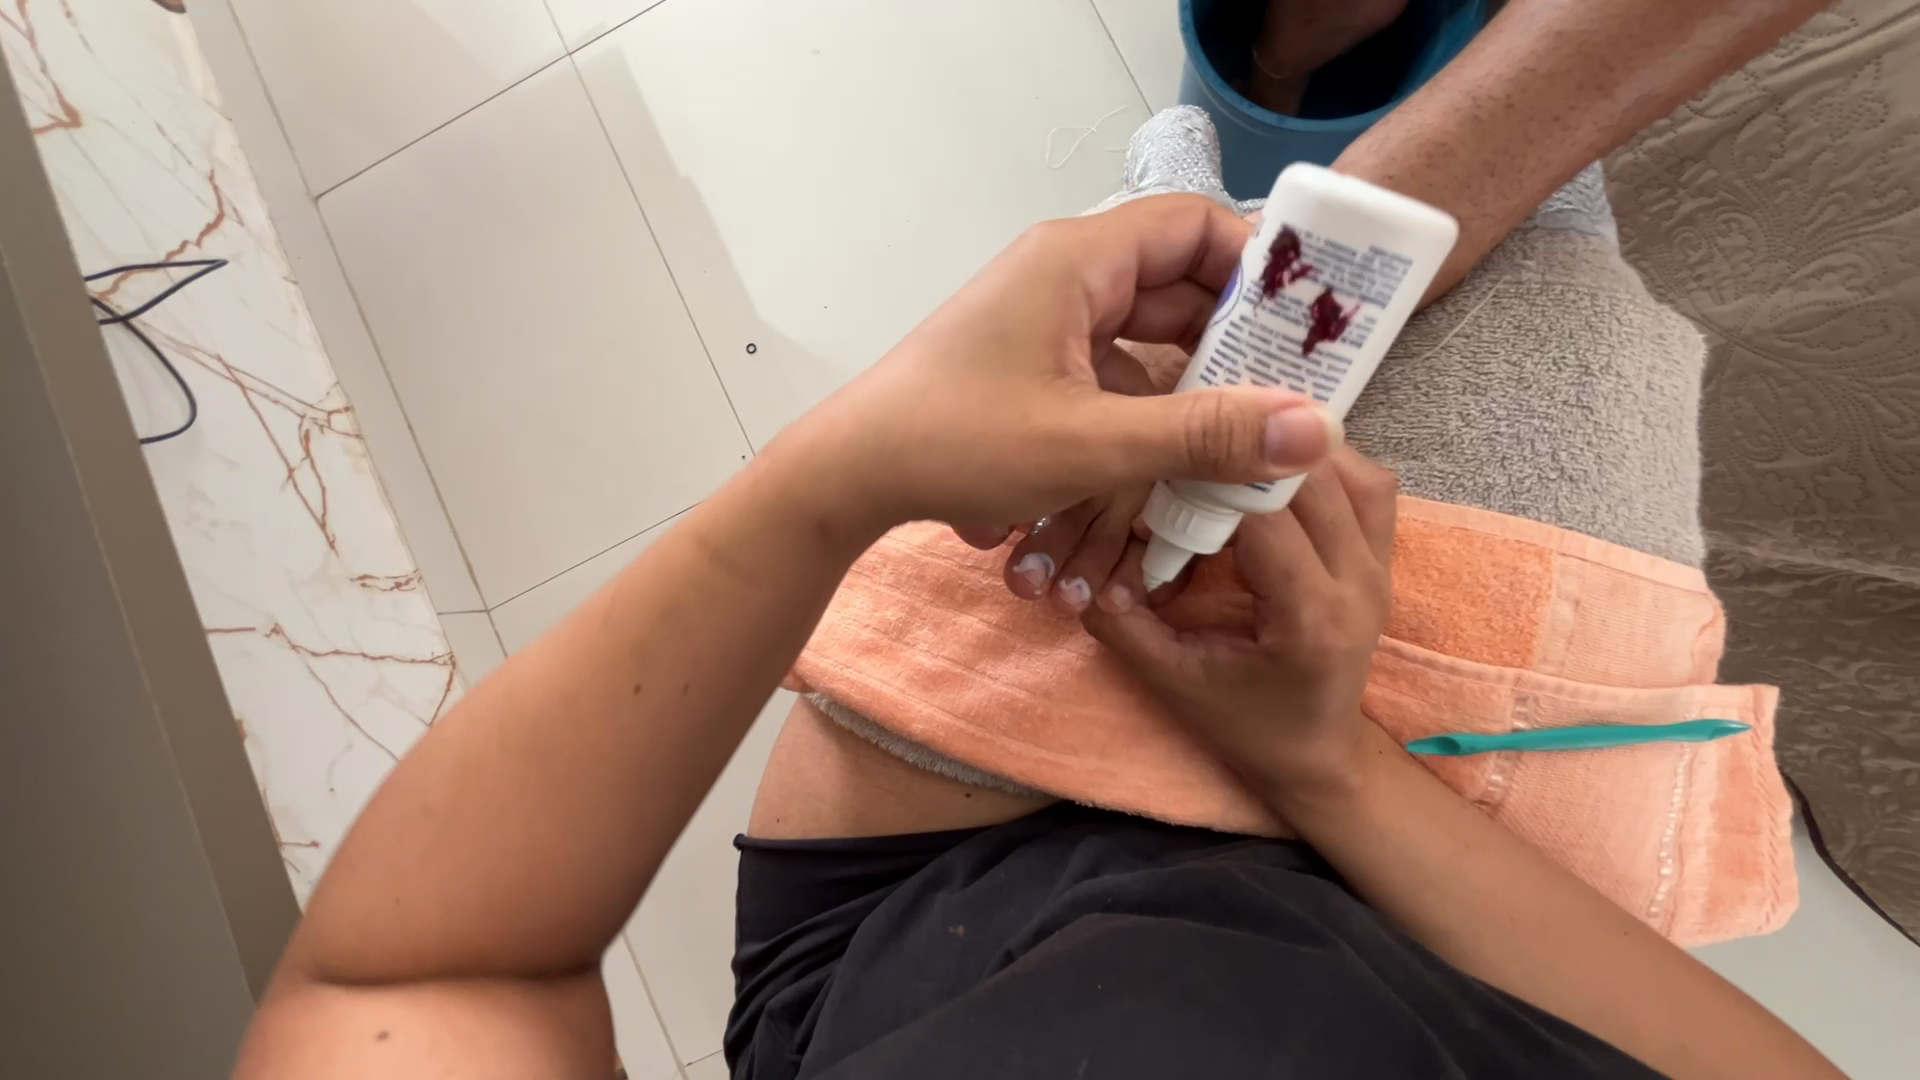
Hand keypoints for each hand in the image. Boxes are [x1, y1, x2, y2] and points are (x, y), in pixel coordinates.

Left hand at [774, 195, 1337, 543]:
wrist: (853, 473)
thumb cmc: (957, 443)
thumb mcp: (1090, 445)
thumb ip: (1201, 434)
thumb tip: (1310, 429)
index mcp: (1077, 262)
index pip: (1196, 227)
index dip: (1259, 269)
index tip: (1307, 327)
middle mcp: (1062, 278)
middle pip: (1174, 286)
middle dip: (1229, 343)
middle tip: (1283, 397)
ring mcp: (1042, 323)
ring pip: (1141, 337)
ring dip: (1183, 384)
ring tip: (1234, 435)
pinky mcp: (1028, 365)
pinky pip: (1104, 371)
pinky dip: (1137, 407)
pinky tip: (1159, 454)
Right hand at [1083, 449, 1397, 799]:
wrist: (1314, 752)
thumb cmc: (1241, 721)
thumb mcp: (1168, 679)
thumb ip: (1123, 623)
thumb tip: (1082, 568)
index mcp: (1307, 620)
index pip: (1264, 519)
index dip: (1211, 485)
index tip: (1163, 476)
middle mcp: (1358, 585)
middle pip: (1312, 483)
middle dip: (1247, 457)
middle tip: (1191, 452)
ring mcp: (1379, 570)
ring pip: (1352, 474)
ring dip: (1290, 454)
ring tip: (1234, 453)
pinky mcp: (1383, 561)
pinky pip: (1368, 487)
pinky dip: (1323, 466)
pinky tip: (1274, 474)